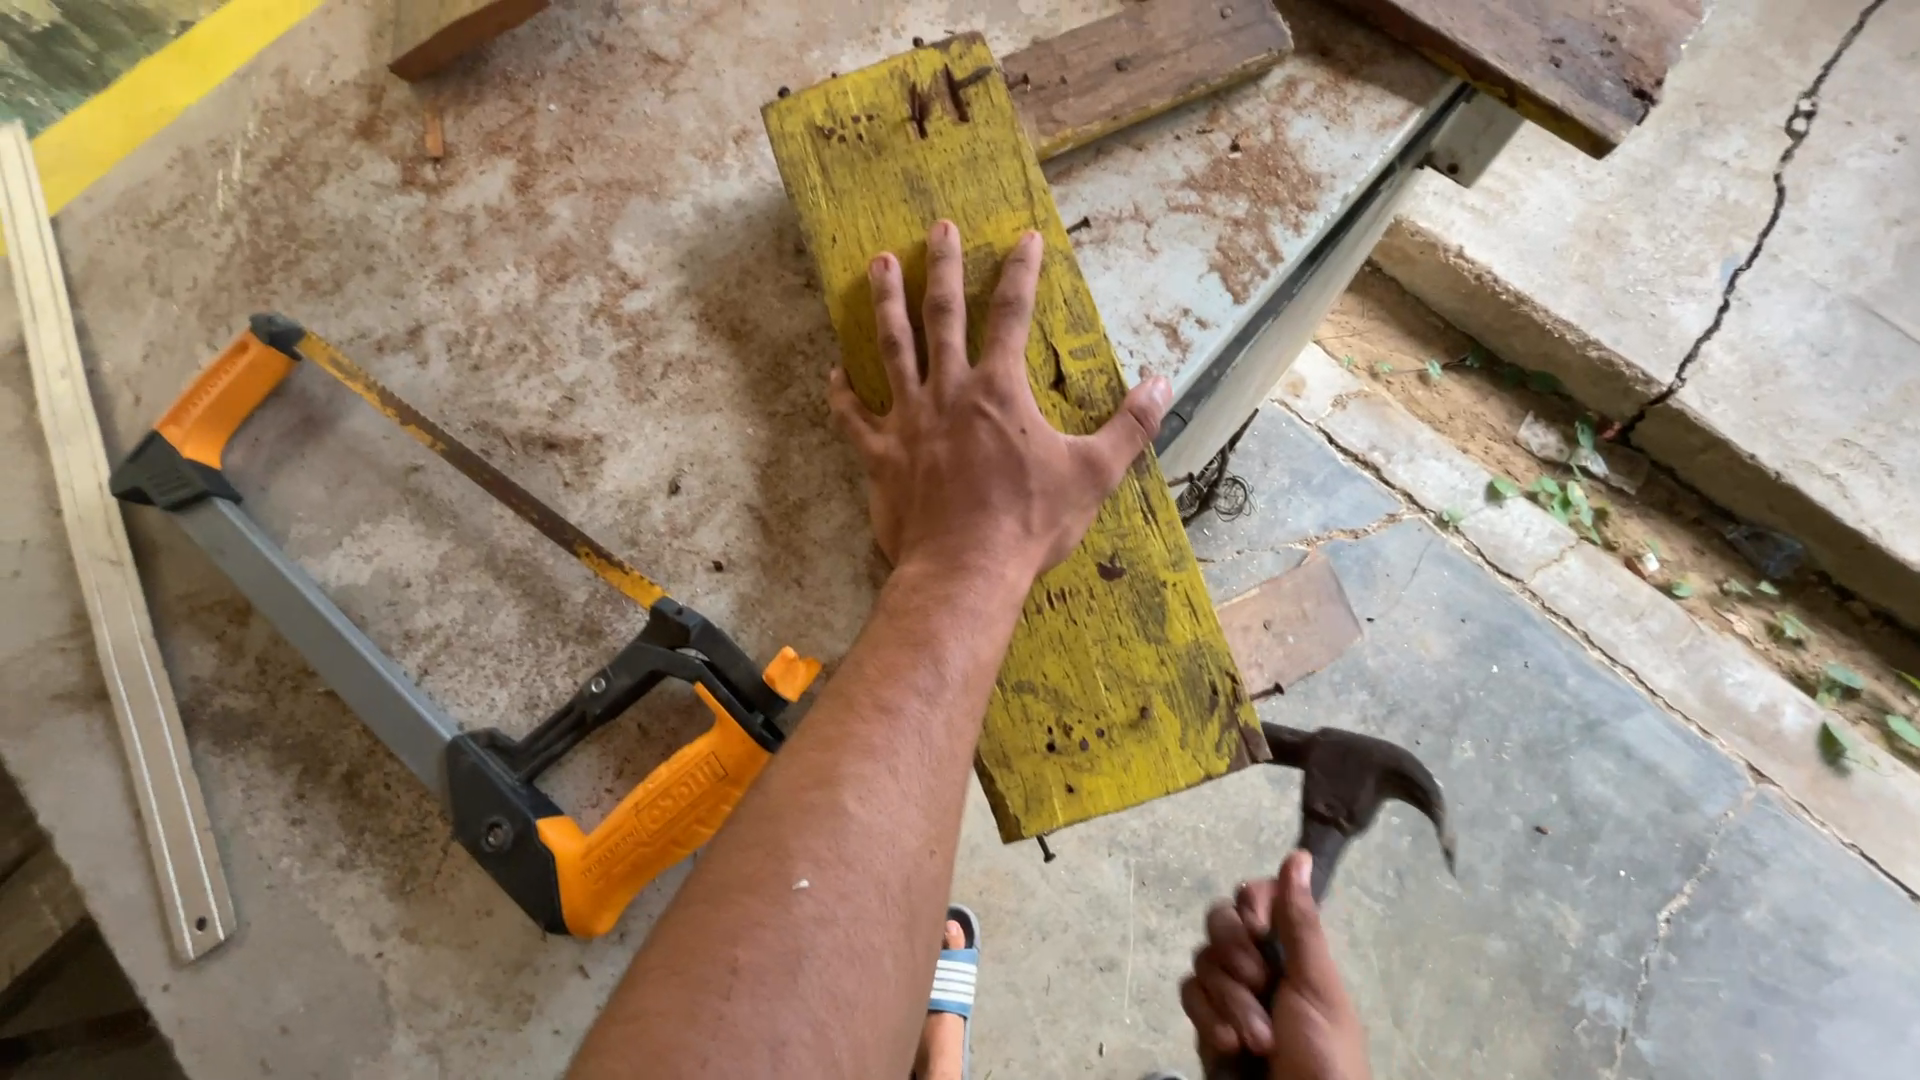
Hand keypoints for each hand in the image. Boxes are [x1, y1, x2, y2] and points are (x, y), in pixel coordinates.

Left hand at [828, 220, 1172, 582]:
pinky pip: (853, 418)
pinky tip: (834, 373)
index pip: (1013, 313)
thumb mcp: (1094, 474)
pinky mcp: (880, 455)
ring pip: (892, 348)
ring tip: (878, 264)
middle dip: (943, 267)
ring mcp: (908, 421)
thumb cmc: (1030, 523)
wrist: (966, 570)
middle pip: (942, 315)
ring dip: (886, 303)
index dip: (1021, 271)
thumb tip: (1165, 383)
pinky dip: (842, 394)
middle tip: (938, 228)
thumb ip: (1131, 426)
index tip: (1024, 237)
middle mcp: (949, 392)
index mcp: (1000, 390)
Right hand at [1180, 852, 1370, 1079]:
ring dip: (1229, 1000)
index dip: (1251, 902)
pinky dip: (1209, 1018)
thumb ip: (1300, 922)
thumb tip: (1298, 854)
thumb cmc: (1323, 1057)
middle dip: (1235, 953)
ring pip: (1202, 959)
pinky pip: (1189, 994)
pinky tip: (1229, 1045)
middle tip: (1258, 982)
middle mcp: (1258, 962)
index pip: (1256, 895)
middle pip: (1220, 919)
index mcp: (1292, 950)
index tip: (1258, 925)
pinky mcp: (1206, 1021)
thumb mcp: (1318, 988)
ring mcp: (1229, 993)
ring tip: (1256, 1040)